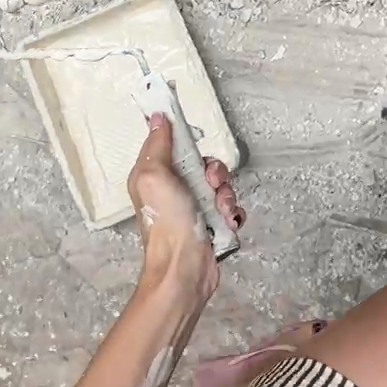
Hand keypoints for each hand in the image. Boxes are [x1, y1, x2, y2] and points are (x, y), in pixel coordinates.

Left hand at [127, 113, 244, 299]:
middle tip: (212, 184)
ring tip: (220, 210)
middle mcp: (175, 190)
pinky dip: (233, 213)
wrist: (184, 269)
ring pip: (222, 186)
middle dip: (215, 172)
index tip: (197, 146)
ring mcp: (196, 208)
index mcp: (156, 176)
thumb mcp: (153, 176)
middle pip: (205, 164)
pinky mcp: (214, 224)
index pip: (175, 146)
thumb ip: (157, 145)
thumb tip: (158, 116)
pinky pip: (232, 207)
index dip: (188, 142)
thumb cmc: (166, 221)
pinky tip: (227, 222)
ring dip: (226, 195)